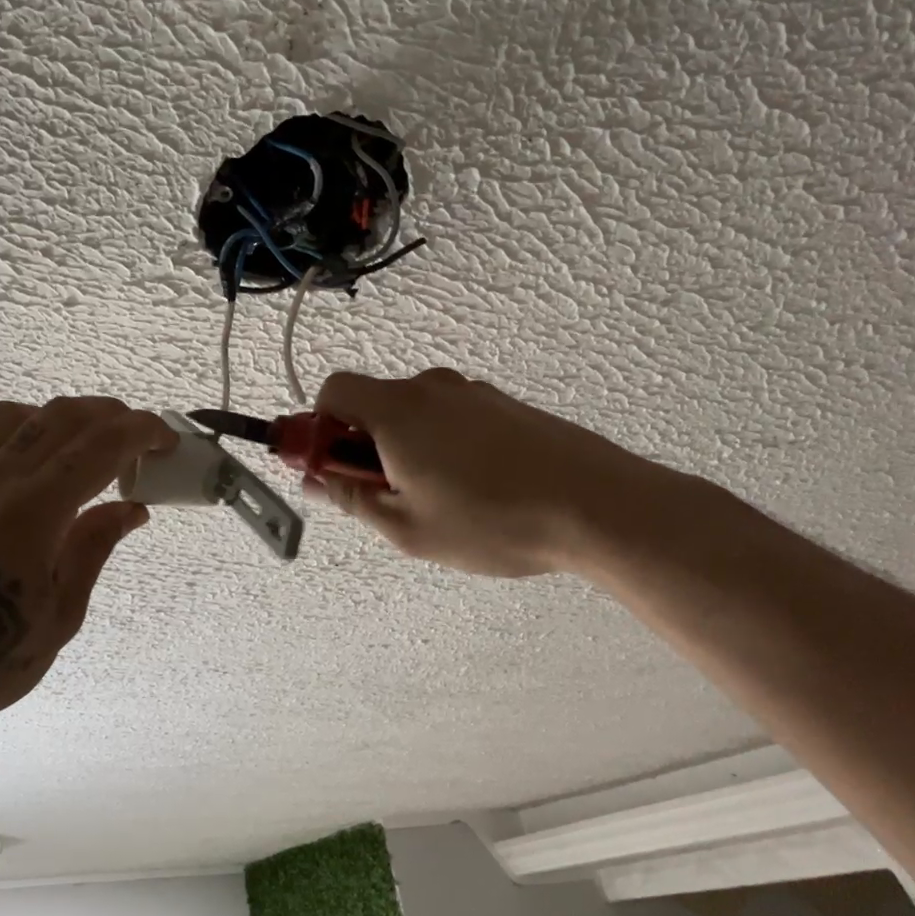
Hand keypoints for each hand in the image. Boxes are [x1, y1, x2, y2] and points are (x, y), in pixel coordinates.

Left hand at [0, 397, 176, 736]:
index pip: (97, 447)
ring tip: (78, 444)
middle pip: (57, 418)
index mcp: (30, 513)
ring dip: (54, 418)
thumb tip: (131, 508)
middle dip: (107, 415)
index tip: (165, 438)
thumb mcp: (60, 614)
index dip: (139, 432)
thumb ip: (93, 547)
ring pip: (9, 418)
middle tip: (136, 435)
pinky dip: (10, 435)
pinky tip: (22, 465)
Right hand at [308, 369, 672, 576]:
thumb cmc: (493, 519)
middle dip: (364, 446)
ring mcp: (473, 394)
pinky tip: (476, 492)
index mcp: (396, 410)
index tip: (330, 466)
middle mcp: (431, 389)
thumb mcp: (406, 526)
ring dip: (407, 449)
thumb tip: (317, 481)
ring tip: (438, 502)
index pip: (333, 391)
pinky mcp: (506, 407)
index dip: (319, 428)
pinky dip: (445, 447)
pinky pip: (453, 420)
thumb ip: (351, 498)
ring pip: (416, 415)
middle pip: (374, 403)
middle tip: (384, 495)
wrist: (597, 505)